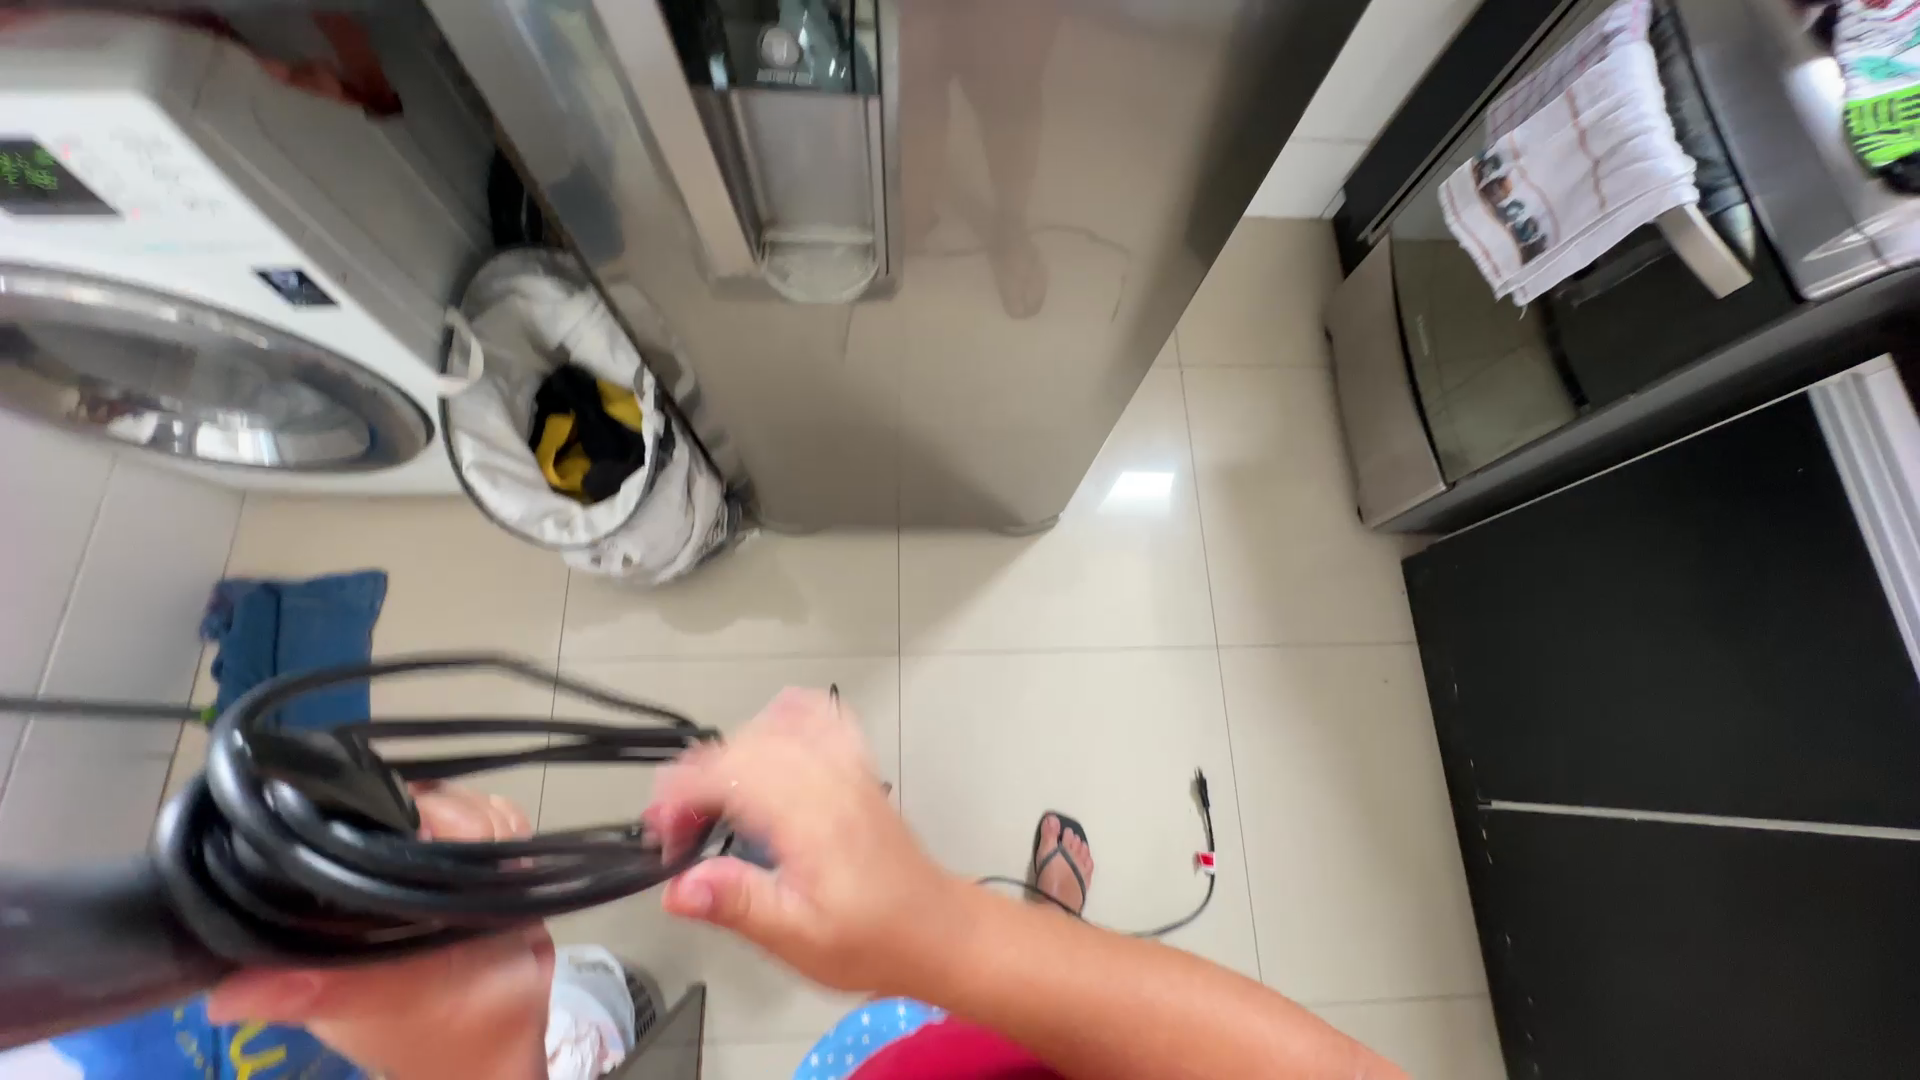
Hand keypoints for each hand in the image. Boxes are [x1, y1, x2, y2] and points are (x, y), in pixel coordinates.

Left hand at [205, 786, 553, 1079]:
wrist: (515, 1031)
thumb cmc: (451, 1027)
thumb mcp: (389, 1008)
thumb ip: (329, 986)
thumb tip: (225, 997)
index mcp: (333, 914)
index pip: (352, 827)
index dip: (398, 814)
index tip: (436, 833)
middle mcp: (374, 886)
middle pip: (417, 802)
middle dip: (463, 820)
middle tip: (482, 854)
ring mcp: (427, 874)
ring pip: (461, 804)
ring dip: (494, 828)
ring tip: (501, 868)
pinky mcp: (470, 869)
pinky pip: (493, 819)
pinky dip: (510, 831)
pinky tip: (511, 863)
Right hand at [644, 688, 962, 995]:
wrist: (934, 929)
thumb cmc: (871, 938)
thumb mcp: (798, 937)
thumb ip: (738, 904)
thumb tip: (678, 886)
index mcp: (812, 817)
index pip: (731, 774)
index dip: (682, 793)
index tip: (663, 829)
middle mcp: (831, 780)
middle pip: (747, 746)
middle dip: (697, 776)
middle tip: (677, 826)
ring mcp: (848, 768)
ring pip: (779, 725)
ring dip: (733, 750)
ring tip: (711, 794)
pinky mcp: (858, 770)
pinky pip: (824, 718)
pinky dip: (790, 715)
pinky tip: (770, 734)